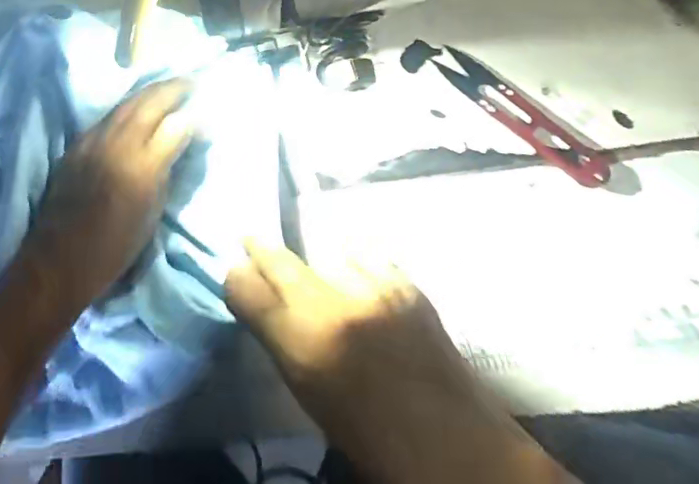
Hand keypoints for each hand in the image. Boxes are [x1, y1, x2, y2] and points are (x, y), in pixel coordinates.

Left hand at [15, 80, 194, 315]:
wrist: (59, 259)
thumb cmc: (114, 248)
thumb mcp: (151, 213)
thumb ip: (167, 170)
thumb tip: (183, 141)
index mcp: (141, 167)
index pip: (174, 125)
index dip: (194, 116)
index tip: (206, 109)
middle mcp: (116, 144)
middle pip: (148, 103)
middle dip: (172, 89)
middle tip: (192, 82)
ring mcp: (93, 140)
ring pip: (126, 104)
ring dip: (150, 92)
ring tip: (170, 87)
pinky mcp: (78, 143)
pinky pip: (108, 116)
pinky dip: (128, 107)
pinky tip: (138, 106)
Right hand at [226, 241, 566, 483]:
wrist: (462, 455)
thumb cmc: (373, 440)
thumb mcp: (311, 397)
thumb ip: (283, 344)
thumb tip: (260, 306)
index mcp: (303, 343)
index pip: (244, 287)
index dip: (236, 280)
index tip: (236, 279)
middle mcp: (332, 307)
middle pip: (278, 260)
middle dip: (260, 251)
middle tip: (251, 242)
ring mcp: (373, 290)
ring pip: (322, 256)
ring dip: (314, 266)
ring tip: (318, 278)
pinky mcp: (406, 287)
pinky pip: (366, 262)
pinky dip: (358, 272)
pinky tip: (361, 286)